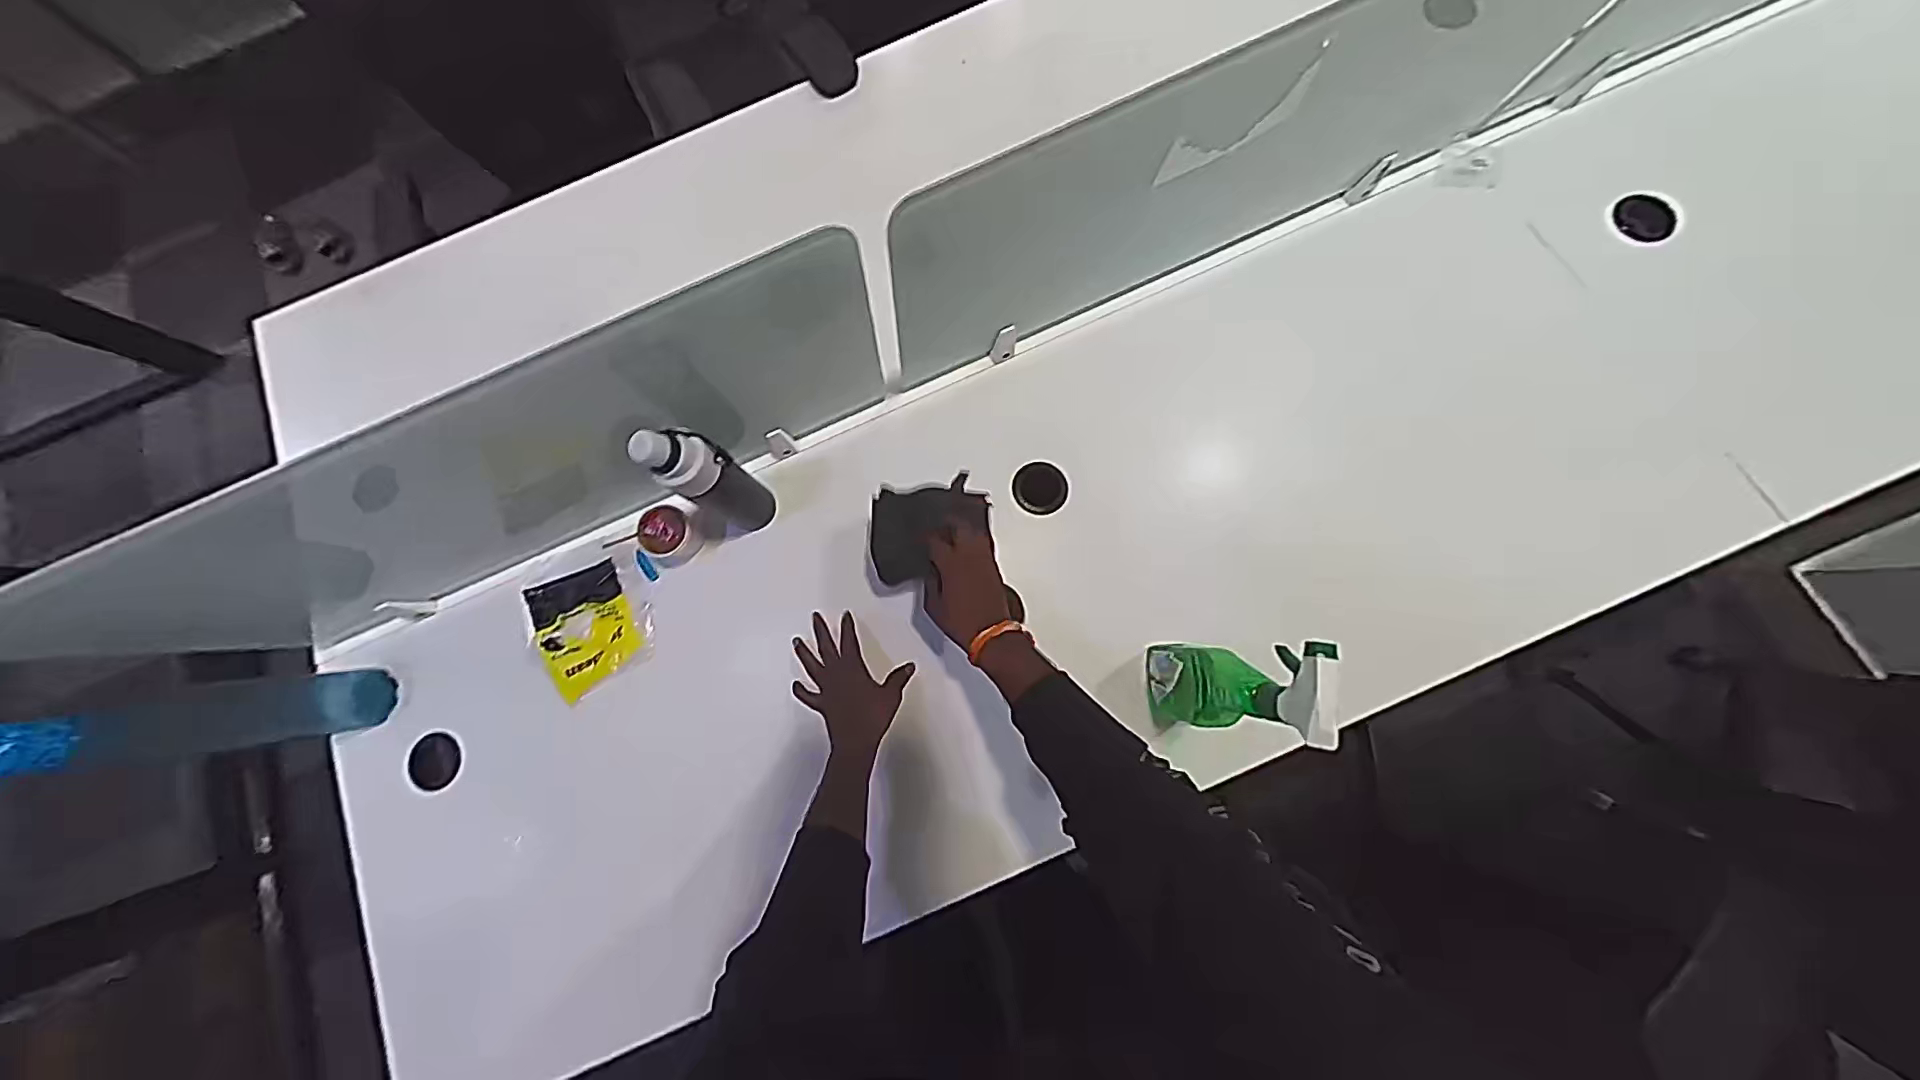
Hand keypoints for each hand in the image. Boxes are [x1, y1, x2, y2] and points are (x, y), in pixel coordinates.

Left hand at [793, 611, 914, 765]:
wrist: (856, 741)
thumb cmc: (873, 717)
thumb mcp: (891, 694)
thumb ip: (898, 678)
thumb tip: (908, 667)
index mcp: (853, 668)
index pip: (849, 641)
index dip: (847, 627)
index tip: (845, 616)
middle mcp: (836, 674)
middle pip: (826, 647)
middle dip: (821, 631)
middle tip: (815, 617)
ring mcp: (826, 688)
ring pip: (811, 666)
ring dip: (804, 653)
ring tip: (797, 641)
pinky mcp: (821, 704)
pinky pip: (808, 694)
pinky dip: (801, 689)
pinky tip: (796, 684)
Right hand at [923, 519, 1012, 649]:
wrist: (991, 632)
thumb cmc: (965, 623)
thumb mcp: (934, 606)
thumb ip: (930, 583)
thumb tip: (930, 573)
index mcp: (950, 564)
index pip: (935, 540)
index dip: (927, 537)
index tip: (923, 538)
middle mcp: (969, 557)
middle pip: (958, 526)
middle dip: (947, 523)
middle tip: (940, 525)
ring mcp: (984, 560)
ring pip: (974, 531)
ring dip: (963, 527)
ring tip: (955, 529)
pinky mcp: (994, 567)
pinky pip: (984, 544)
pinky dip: (975, 540)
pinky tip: (970, 544)